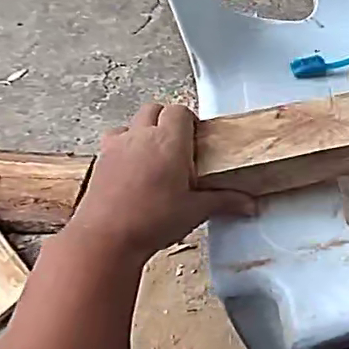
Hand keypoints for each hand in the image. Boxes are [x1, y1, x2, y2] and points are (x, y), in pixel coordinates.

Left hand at [67, 103, 254, 259]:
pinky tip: (135, 168)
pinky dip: (125, 147)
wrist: (105, 239)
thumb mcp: (197, 210)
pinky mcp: (99, 162)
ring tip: (157, 154)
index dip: (191, 119)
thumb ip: (226, 201)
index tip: (199, 136)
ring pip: (131, 123)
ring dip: (144, 131)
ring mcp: (115, 148)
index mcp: (169, 142)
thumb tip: (248, 204)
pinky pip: (113, 142)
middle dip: (168, 119)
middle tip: (182, 143)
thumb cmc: (151, 220)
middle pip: (154, 109)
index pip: (179, 111)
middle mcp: (140, 138)